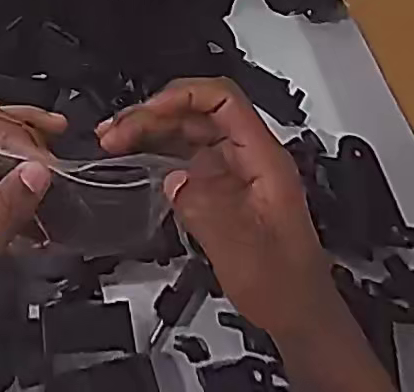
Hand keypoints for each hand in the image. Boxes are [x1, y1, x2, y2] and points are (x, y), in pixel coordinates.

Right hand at [99, 78, 394, 390]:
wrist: (299, 317)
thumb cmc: (286, 287)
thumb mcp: (244, 254)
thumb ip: (206, 210)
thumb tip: (173, 180)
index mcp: (262, 159)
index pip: (223, 101)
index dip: (184, 96)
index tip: (150, 110)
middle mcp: (246, 155)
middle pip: (196, 111)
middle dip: (153, 114)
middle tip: (117, 130)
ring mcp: (231, 167)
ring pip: (185, 128)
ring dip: (148, 128)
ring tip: (114, 136)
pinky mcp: (217, 182)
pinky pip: (182, 150)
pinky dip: (153, 147)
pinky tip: (132, 153)